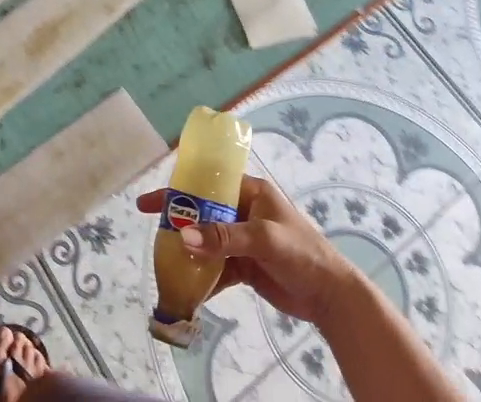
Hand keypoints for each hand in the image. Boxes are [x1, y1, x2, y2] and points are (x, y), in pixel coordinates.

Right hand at [136, 176, 360, 324]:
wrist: (331, 295)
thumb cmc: (302, 254)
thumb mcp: (264, 239)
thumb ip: (224, 238)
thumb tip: (183, 238)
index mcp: (251, 192)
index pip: (208, 185)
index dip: (179, 190)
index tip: (150, 202)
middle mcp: (244, 211)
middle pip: (202, 213)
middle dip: (178, 223)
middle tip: (151, 231)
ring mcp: (243, 239)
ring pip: (207, 241)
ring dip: (188, 252)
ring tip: (163, 263)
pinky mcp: (245, 265)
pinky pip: (216, 267)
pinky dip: (202, 276)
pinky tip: (187, 290)